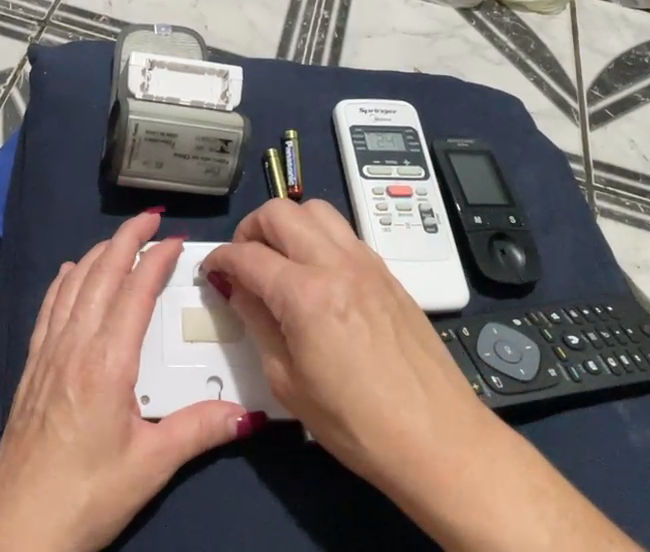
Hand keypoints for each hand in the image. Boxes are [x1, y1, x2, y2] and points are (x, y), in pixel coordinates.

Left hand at [0, 211, 258, 551]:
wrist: (18, 526)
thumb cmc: (87, 495)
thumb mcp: (150, 466)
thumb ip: (198, 431)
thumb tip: (248, 413)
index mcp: (107, 362)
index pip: (135, 292)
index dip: (156, 259)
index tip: (176, 238)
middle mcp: (74, 345)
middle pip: (100, 274)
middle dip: (126, 239)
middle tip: (151, 218)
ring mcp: (48, 352)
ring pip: (73, 284)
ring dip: (97, 254)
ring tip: (120, 239)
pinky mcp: (32, 366)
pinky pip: (49, 306)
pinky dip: (65, 280)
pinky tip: (70, 272)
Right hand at [199, 199, 478, 490]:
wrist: (439, 440)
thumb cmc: (356, 425)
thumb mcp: (288, 382)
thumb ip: (258, 323)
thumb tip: (238, 289)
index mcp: (305, 294)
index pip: (247, 255)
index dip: (219, 260)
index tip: (210, 272)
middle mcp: (336, 265)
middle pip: (280, 212)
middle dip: (250, 229)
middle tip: (242, 261)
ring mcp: (367, 264)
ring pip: (316, 210)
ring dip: (288, 224)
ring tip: (278, 258)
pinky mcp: (388, 273)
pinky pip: (344, 233)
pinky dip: (319, 238)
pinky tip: (315, 273)